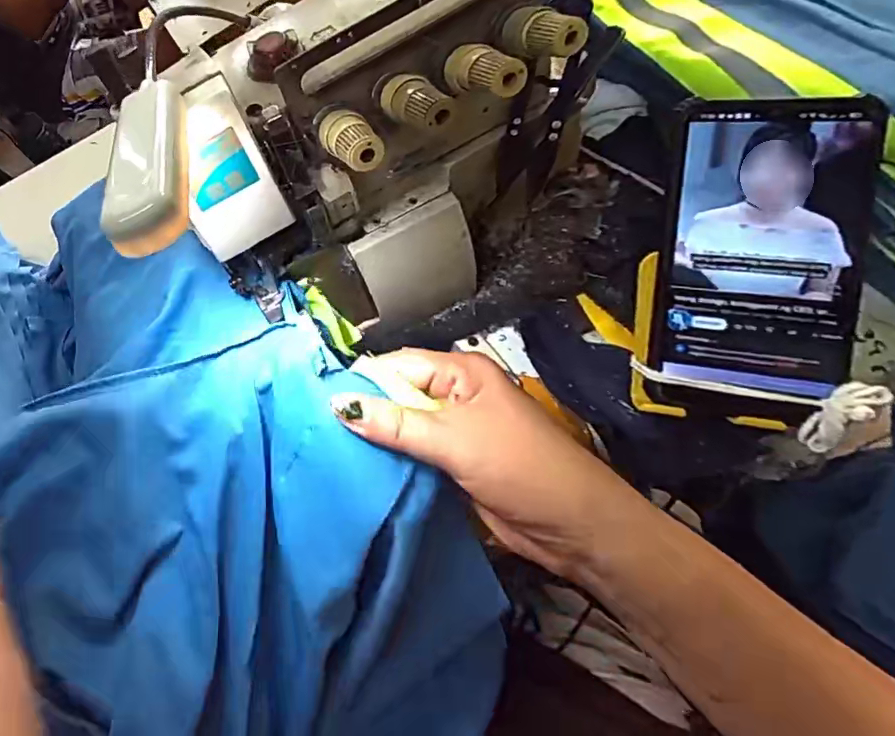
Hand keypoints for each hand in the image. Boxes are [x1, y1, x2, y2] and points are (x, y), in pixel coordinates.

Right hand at [331, 349, 635, 581]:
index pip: (398, 366)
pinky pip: (414, 454)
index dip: (362, 381)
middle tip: (318, 428)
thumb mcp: (455, 440)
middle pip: (398, 395)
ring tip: (330, 449)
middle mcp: (455, 395)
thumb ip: (397, 424)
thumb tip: (341, 405)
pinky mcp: (455, 463)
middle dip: (365, 410)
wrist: (575, 529)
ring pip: (404, 427)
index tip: (320, 400)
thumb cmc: (522, 469)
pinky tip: (363, 470)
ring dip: (377, 439)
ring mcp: (455, 431)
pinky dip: (393, 461)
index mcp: (461, 372)